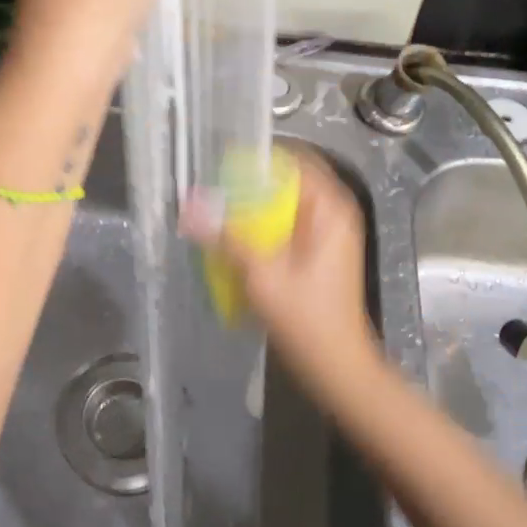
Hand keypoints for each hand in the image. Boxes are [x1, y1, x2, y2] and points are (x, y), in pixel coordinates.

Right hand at [189, 151, 380, 385]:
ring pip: (281, 206)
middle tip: (210, 193)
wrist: (337, 368)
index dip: (258, 158)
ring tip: (214, 215)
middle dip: (247, 186)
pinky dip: (259, 230)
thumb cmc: (308, 320)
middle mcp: (332, 214)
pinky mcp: (315, 254)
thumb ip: (226, 237)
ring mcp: (325, 235)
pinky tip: (233, 244)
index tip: (222, 164)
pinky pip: (282, 227)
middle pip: (284, 182)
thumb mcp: (263, 276)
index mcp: (330, 209)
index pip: (294, 160)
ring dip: (250, 210)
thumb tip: (188, 206)